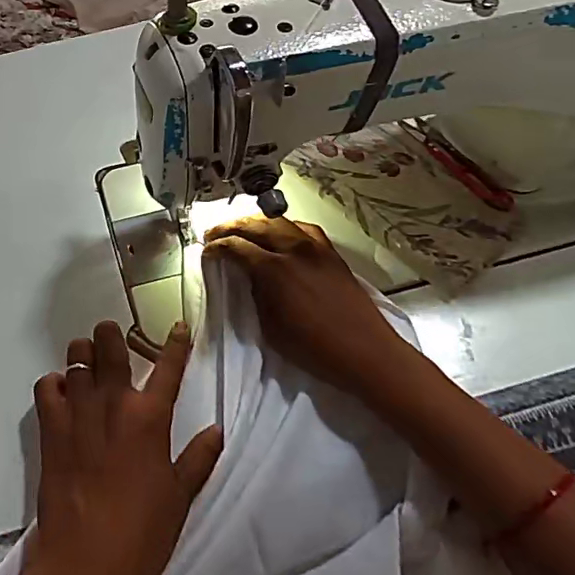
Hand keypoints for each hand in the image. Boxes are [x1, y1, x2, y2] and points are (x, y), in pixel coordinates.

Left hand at [15, 321, 223, 574]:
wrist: (84, 563)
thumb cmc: (140, 535)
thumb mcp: (179, 499)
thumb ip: (198, 460)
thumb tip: (216, 431)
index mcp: (149, 419)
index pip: (168, 368)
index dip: (176, 344)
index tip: (178, 325)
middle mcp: (112, 404)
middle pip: (110, 347)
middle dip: (112, 333)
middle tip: (113, 336)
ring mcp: (77, 412)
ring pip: (76, 358)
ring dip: (83, 354)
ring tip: (88, 360)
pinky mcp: (49, 427)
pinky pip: (46, 386)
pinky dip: (54, 383)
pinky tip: (62, 393)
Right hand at [203, 216, 408, 391]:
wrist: (368, 354)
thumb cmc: (315, 348)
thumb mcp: (270, 327)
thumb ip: (255, 294)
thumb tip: (248, 278)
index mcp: (273, 269)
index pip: (236, 246)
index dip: (217, 246)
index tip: (207, 251)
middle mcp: (293, 250)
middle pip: (254, 225)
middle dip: (230, 227)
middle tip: (215, 234)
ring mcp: (315, 248)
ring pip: (278, 221)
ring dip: (255, 222)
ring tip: (242, 229)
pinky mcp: (331, 253)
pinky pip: (302, 228)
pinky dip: (285, 226)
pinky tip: (280, 234)